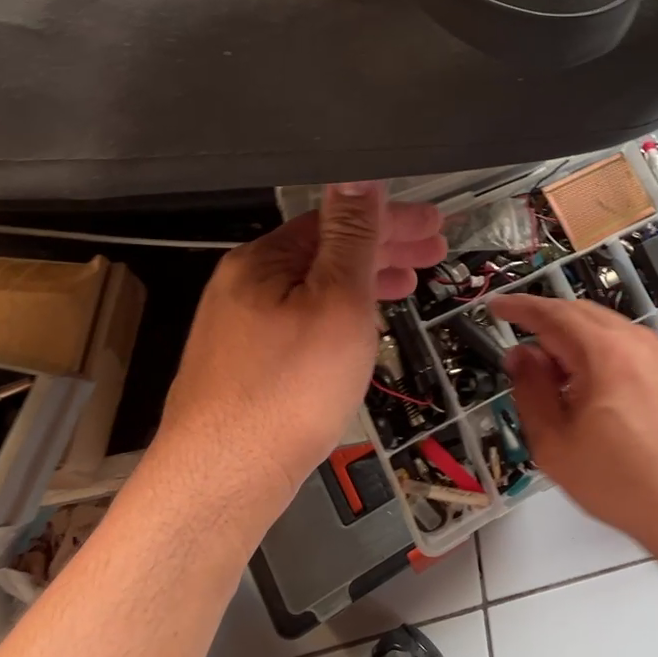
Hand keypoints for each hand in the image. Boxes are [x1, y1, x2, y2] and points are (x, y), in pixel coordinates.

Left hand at [152, 184, 446, 509]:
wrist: (223, 481)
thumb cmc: (290, 388)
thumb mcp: (338, 302)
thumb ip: (353, 237)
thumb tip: (359, 175)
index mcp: (264, 260)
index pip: (337, 219)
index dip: (391, 220)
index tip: (435, 226)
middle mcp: (245, 285)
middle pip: (327, 250)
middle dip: (384, 248)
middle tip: (435, 252)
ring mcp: (241, 327)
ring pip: (316, 287)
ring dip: (367, 281)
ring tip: (410, 286)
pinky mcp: (246, 365)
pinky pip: (304, 318)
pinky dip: (341, 312)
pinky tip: (360, 328)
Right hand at [492, 294, 657, 552]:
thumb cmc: (620, 482)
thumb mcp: (556, 445)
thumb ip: (531, 392)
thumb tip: (520, 356)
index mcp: (605, 352)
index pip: (553, 314)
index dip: (520, 307)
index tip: (497, 306)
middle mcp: (637, 341)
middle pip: (582, 314)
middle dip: (547, 323)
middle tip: (522, 351)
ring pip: (607, 328)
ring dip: (575, 339)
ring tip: (555, 375)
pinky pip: (628, 344)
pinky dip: (601, 351)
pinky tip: (591, 386)